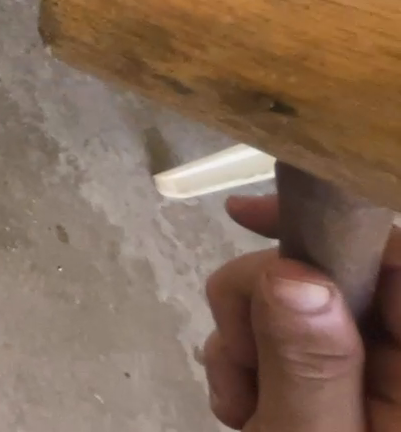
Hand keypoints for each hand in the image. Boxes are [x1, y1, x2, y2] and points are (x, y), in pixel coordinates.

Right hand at [202, 193, 400, 429]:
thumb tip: (292, 275)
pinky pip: (302, 336)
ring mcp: (395, 382)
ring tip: (235, 392)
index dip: (334, 228)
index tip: (243, 216)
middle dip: (260, 299)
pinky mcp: (366, 386)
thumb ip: (310, 362)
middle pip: (340, 283)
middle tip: (228, 348)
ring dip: (249, 334)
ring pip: (307, 307)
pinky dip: (258, 354)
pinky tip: (247, 394)